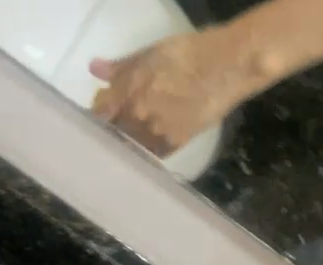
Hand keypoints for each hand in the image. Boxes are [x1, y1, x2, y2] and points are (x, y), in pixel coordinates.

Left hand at [88, 27, 265, 155]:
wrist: (228, 65)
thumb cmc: (189, 53)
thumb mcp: (151, 53)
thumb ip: (120, 66)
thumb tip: (94, 68)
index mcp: (127, 94)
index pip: (98, 114)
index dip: (98, 113)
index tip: (100, 111)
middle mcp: (136, 118)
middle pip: (112, 132)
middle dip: (111, 127)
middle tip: (117, 122)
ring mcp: (153, 134)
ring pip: (129, 145)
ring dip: (127, 141)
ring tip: (134, 133)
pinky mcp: (171, 145)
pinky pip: (150, 154)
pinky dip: (145, 150)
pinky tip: (147, 143)